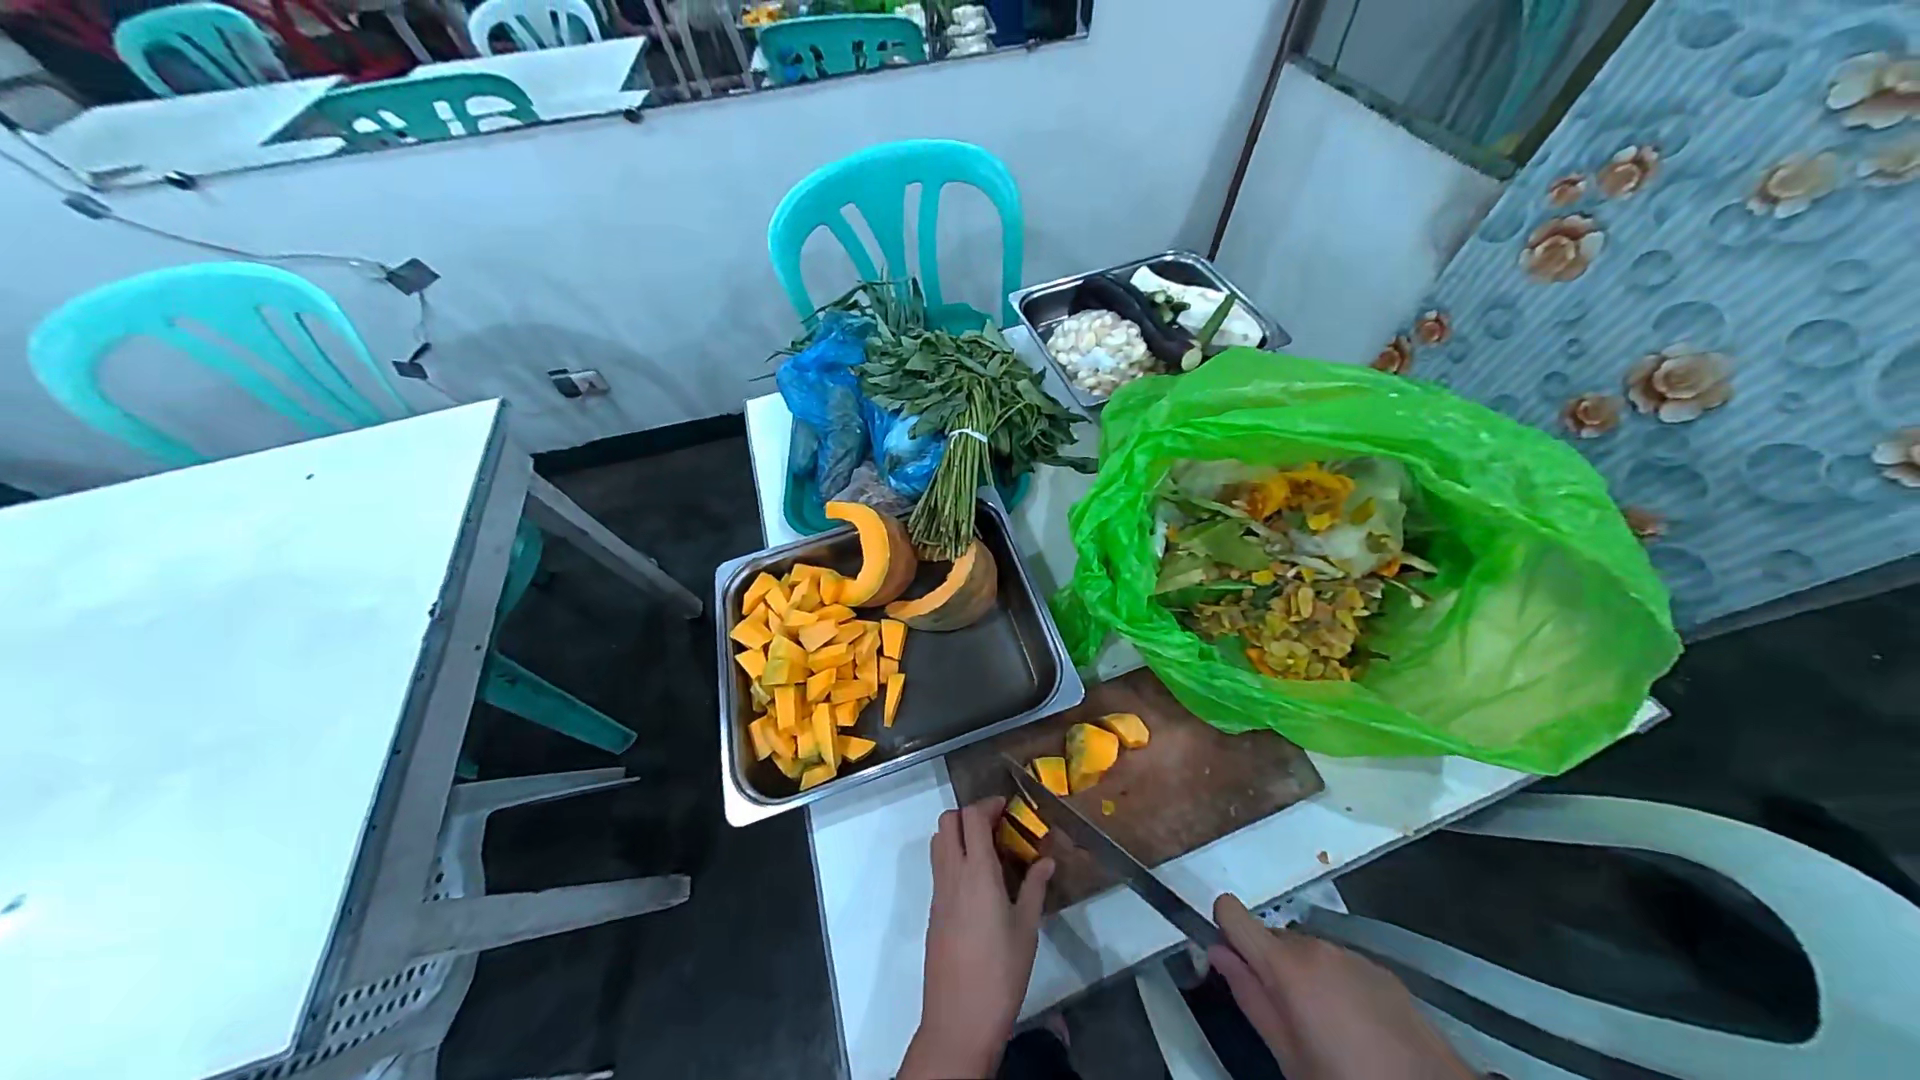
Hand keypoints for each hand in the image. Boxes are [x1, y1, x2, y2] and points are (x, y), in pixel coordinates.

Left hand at [899, 797, 1055, 1079]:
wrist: (959, 1016)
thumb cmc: (1001, 971)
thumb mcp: (1027, 928)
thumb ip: (1035, 888)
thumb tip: (1047, 860)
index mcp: (977, 872)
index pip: (971, 818)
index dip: (987, 804)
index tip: (1006, 806)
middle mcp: (952, 873)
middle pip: (947, 821)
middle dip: (970, 814)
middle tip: (997, 825)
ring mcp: (938, 891)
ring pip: (938, 841)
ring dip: (959, 833)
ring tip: (990, 849)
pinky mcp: (934, 909)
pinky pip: (939, 866)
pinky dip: (955, 856)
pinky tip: (980, 879)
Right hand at [1208, 894, 1475, 1079]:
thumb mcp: (1287, 1055)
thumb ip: (1248, 997)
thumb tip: (1218, 954)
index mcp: (1285, 964)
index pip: (1231, 911)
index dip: (1222, 927)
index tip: (1228, 956)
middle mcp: (1316, 945)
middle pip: (1270, 936)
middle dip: (1267, 964)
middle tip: (1283, 1013)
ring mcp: (1351, 954)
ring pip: (1305, 949)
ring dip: (1302, 974)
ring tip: (1324, 1024)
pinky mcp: (1381, 968)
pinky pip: (1339, 962)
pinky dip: (1334, 982)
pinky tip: (1356, 1026)